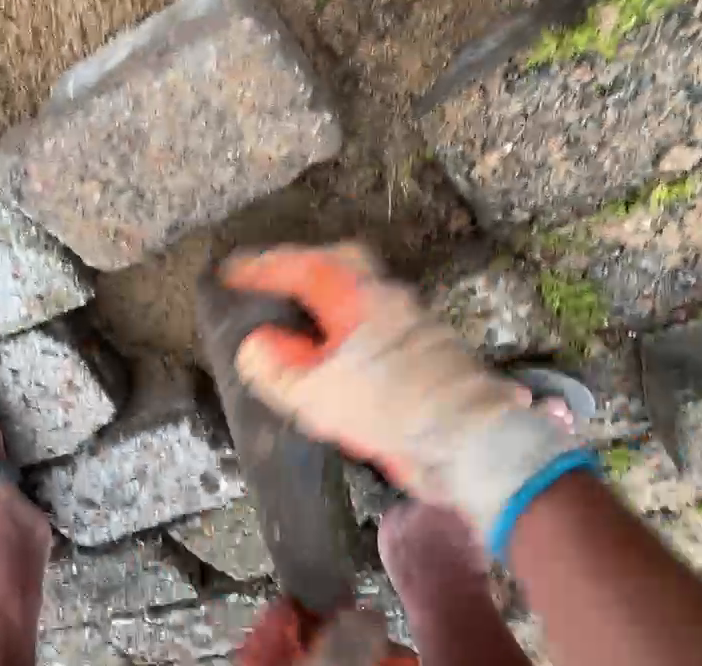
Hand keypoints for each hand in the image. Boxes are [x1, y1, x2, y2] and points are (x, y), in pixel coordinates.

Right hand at [225, 242, 590, 546]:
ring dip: (328, 295)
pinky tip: (340, 349)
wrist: (470, 441)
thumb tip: (257, 344)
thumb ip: (278, 367)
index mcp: (354, 297)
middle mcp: (384, 296)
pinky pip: (376, 317)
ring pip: (361, 289)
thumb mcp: (317, 395)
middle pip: (339, 261)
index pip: (299, 267)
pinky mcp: (425, 344)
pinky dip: (349, 323)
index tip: (232, 270)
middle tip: (275, 280)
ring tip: (302, 315)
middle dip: (303, 265)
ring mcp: (409, 317)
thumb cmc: (392, 411)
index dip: (261, 267)